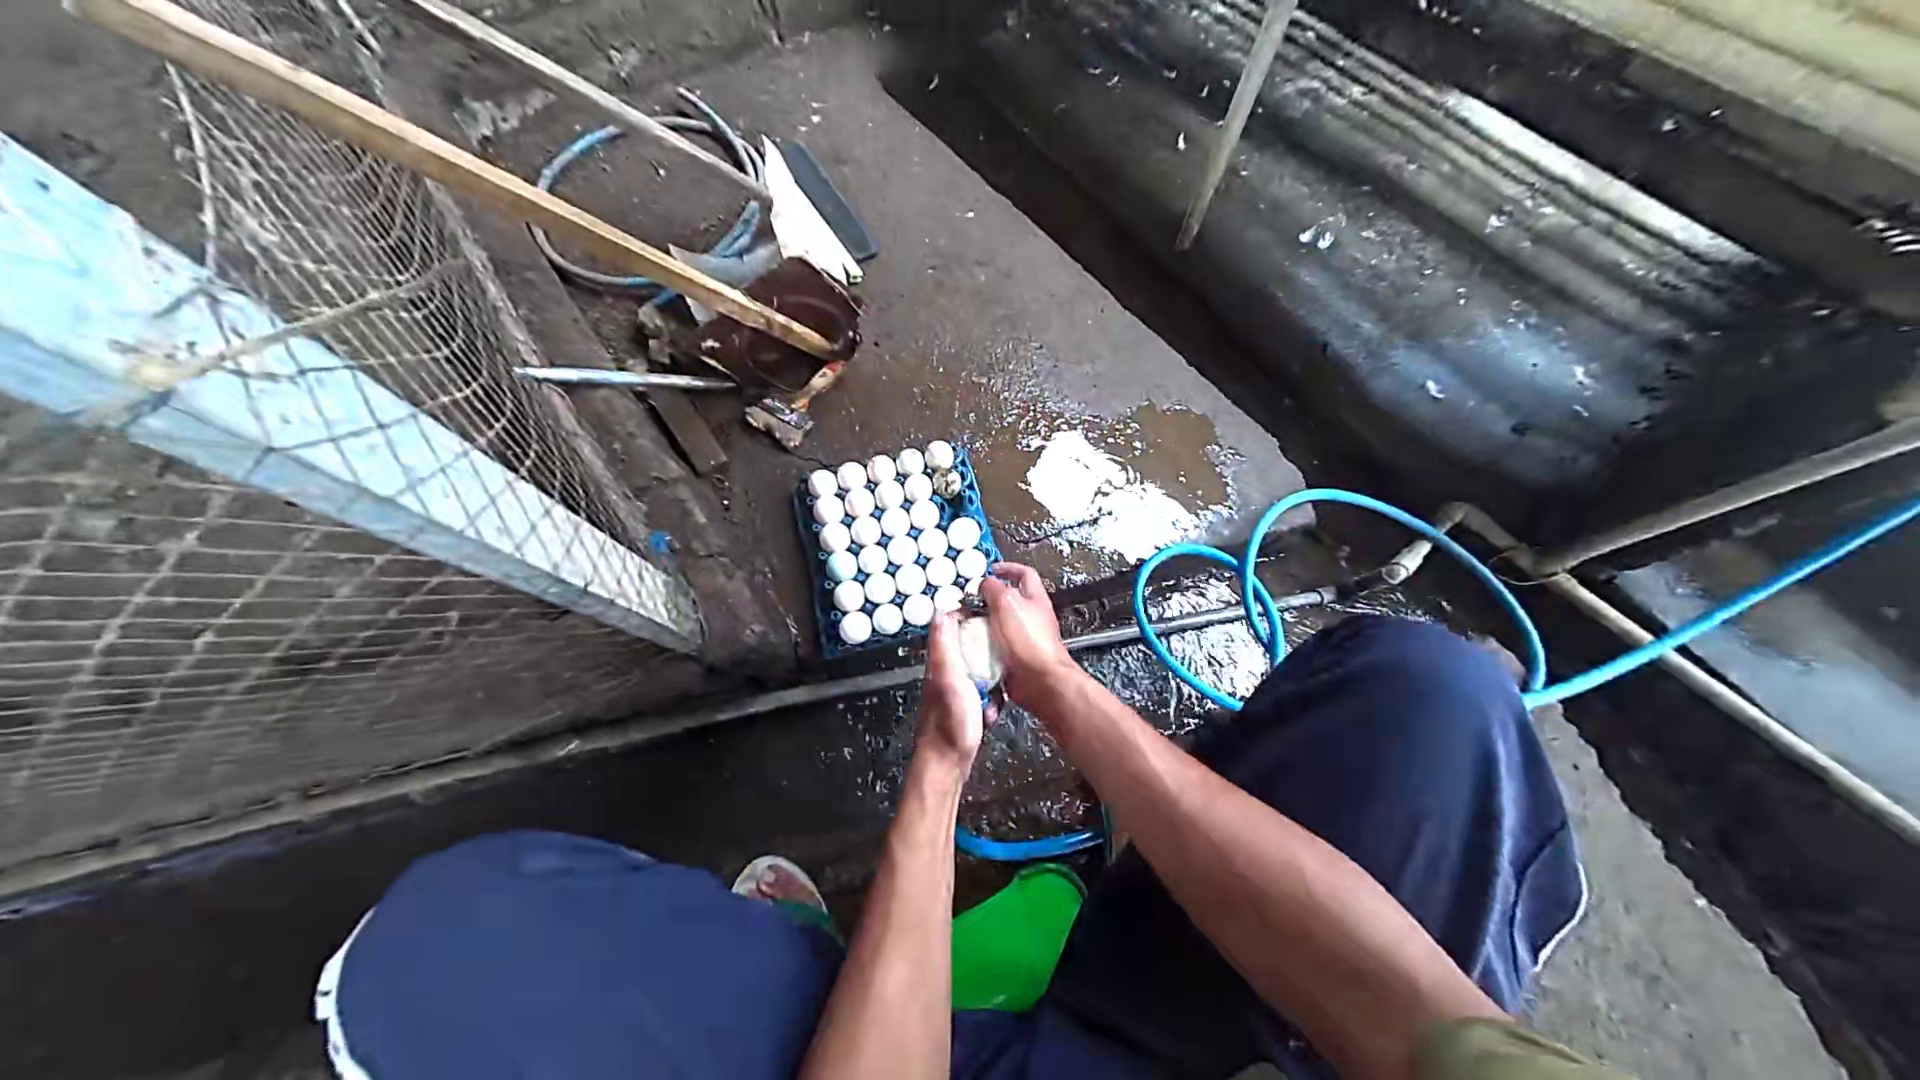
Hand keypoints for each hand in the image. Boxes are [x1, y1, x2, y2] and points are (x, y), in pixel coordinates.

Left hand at [916, 612, 985, 770]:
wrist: (947, 762)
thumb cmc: (948, 724)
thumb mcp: (949, 678)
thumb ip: (944, 646)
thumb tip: (941, 611)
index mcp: (941, 660)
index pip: (951, 624)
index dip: (969, 614)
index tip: (990, 612)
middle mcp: (947, 671)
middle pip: (969, 644)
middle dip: (988, 647)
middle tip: (1002, 653)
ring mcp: (957, 688)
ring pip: (981, 668)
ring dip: (994, 677)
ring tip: (996, 692)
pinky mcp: (968, 703)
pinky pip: (986, 690)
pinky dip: (993, 697)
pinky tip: (992, 709)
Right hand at [979, 562, 1075, 709]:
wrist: (1040, 681)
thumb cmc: (1032, 643)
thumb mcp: (1006, 602)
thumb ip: (993, 588)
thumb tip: (983, 584)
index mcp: (1034, 598)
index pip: (1023, 574)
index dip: (1007, 568)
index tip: (992, 569)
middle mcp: (1032, 618)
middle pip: (1007, 601)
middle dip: (986, 600)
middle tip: (971, 601)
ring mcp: (1024, 639)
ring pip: (997, 625)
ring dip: (981, 625)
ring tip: (967, 625)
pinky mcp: (1014, 658)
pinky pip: (993, 648)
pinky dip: (981, 647)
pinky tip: (973, 648)